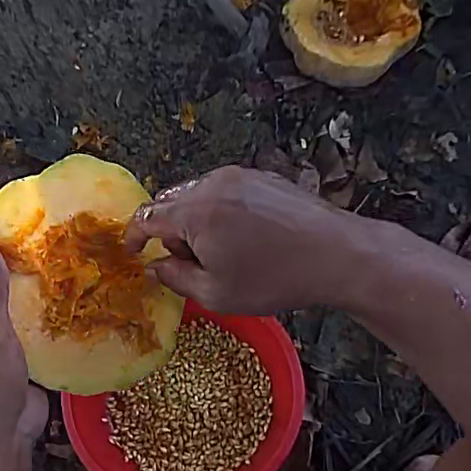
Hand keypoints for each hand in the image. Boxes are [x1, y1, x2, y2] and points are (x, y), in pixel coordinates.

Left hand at [0, 239, 46, 449]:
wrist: (0, 435)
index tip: (25, 245)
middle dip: (19, 286)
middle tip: (51, 264)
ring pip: (14, 322)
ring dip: (34, 310)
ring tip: (62, 286)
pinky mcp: (13, 369)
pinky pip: (27, 342)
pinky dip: (42, 331)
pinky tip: (63, 318)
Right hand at [124, 166, 363, 314]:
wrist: (337, 255)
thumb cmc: (275, 279)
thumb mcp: (216, 293)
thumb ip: (175, 278)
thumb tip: (155, 266)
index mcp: (196, 211)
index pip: (146, 216)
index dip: (132, 236)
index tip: (132, 252)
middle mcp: (214, 184)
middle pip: (171, 202)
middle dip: (170, 233)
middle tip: (192, 263)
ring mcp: (241, 176)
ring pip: (198, 195)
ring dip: (196, 223)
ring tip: (223, 254)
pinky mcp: (263, 177)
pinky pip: (225, 191)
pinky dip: (220, 213)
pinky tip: (245, 239)